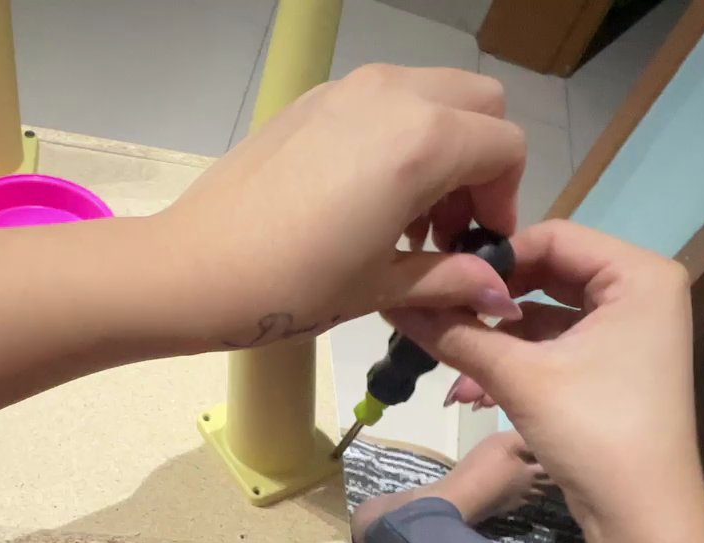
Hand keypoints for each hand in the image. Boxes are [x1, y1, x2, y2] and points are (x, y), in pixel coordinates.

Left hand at [166, 64, 527, 347]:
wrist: (196, 269)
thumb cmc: (292, 288)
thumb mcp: (380, 288)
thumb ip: (450, 277)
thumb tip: (498, 292)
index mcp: (422, 143)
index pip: (505, 149)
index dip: (506, 200)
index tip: (480, 244)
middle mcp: (394, 96)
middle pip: (479, 105)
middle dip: (481, 164)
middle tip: (446, 228)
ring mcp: (348, 89)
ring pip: (431, 94)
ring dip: (441, 147)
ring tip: (404, 219)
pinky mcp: (313, 99)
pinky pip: (383, 101)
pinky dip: (397, 137)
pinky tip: (364, 198)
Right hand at [387, 220, 701, 531]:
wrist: (639, 512)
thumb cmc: (592, 429)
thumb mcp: (518, 377)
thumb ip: (456, 336)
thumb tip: (394, 304)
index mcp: (638, 275)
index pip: (553, 237)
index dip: (494, 259)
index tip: (443, 282)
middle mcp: (639, 294)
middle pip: (547, 277)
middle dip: (490, 308)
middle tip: (441, 321)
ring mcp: (627, 334)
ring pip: (545, 319)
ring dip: (495, 343)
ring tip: (451, 373)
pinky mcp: (610, 369)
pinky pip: (553, 349)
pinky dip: (515, 365)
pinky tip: (473, 392)